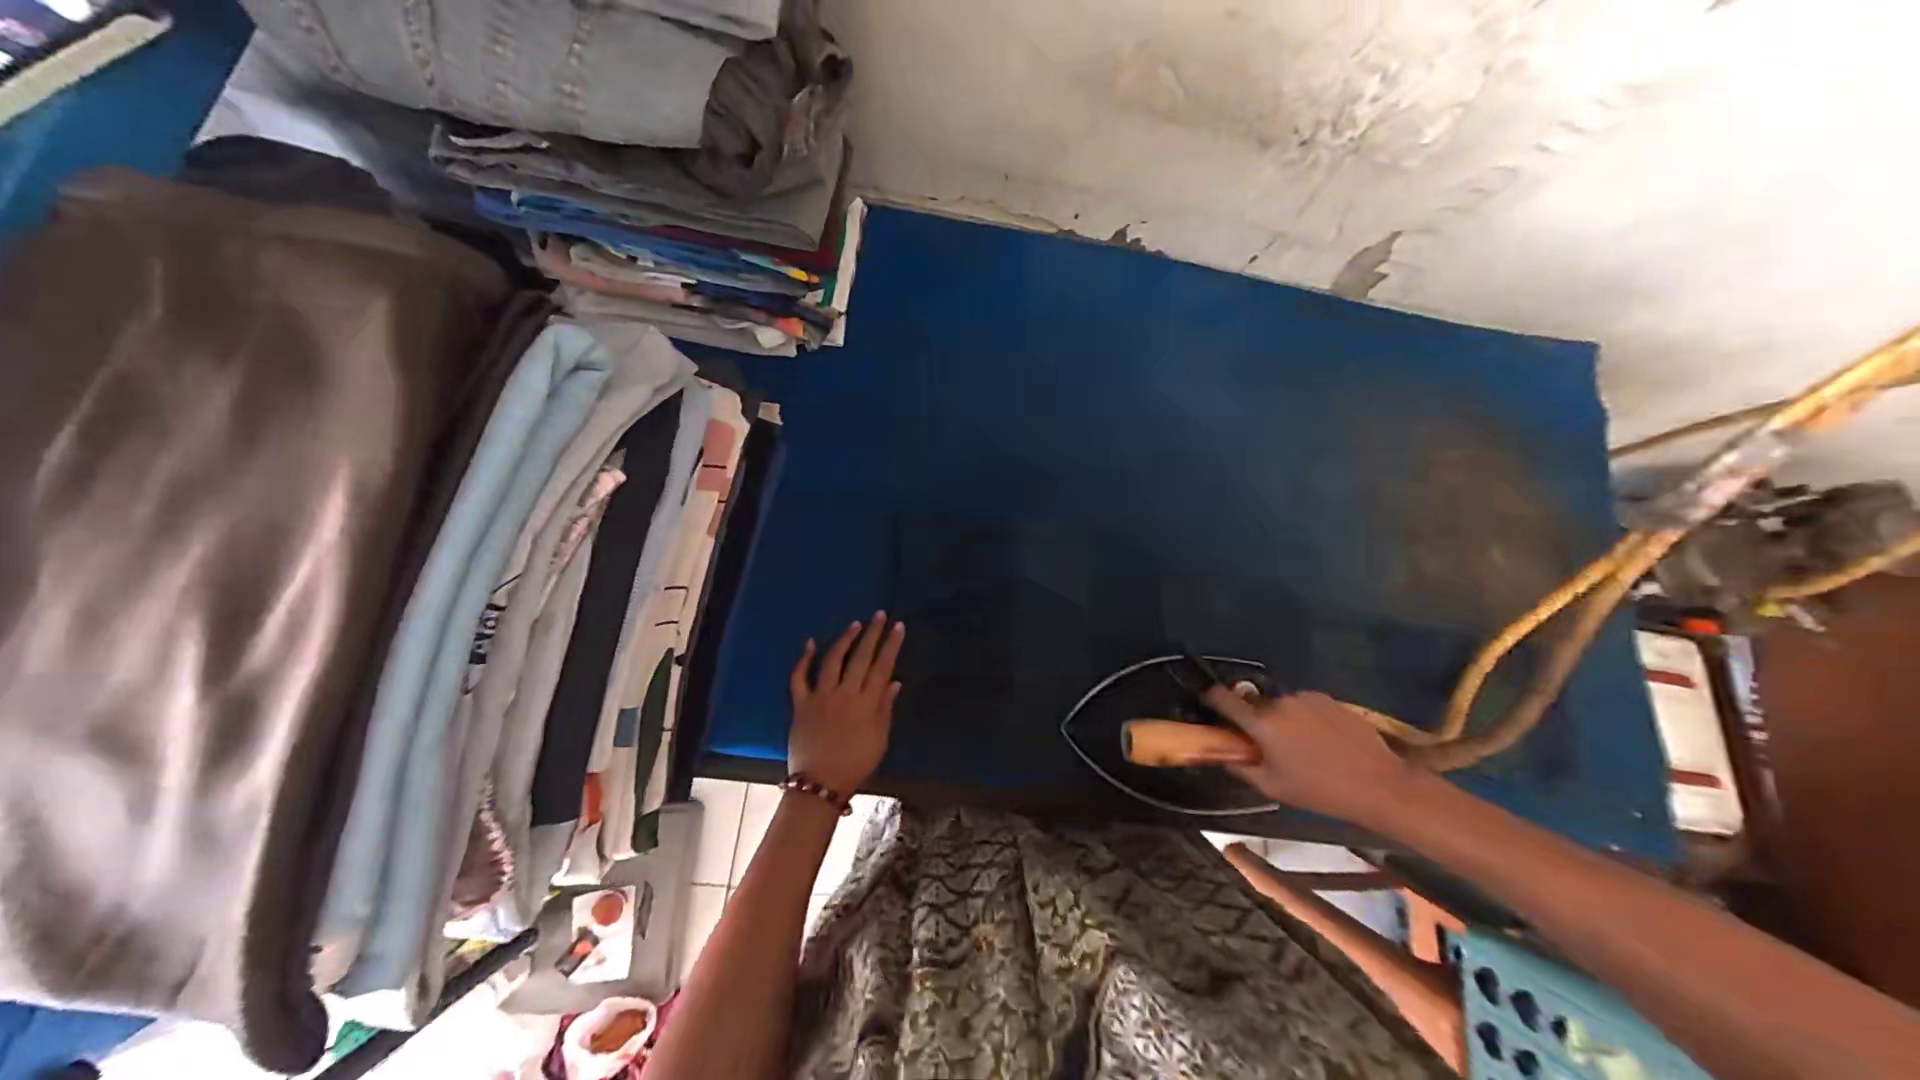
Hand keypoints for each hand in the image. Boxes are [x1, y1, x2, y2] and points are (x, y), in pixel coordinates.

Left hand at [788, 612, 904, 794]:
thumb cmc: (856, 763)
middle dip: (872, 634)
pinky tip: (810, 642)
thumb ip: (886, 708)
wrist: (820, 783)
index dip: (891, 645)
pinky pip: (799, 677)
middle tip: (879, 615)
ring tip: (855, 624)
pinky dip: (803, 659)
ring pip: (833, 660)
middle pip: (860, 657)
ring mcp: (820, 696)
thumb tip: (895, 682)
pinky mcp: (801, 703)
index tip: (897, 627)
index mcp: (867, 703)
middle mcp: (844, 694)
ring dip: (844, 640)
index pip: (882, 667)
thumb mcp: (880, 739)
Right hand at [1203, 688, 1424, 824]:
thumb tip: (1225, 754)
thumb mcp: (1272, 787)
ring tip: (1301, 746)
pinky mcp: (1330, 700)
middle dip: (1256, 721)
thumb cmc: (1320, 790)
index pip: (1222, 698)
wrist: (1379, 784)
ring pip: (1283, 706)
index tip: (1209, 705)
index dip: (1211, 699)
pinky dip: (1306, 719)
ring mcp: (1308, 698)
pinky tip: (1323, 741)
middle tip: (1268, 745)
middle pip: (1256, 705)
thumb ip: (1241, 768)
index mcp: (1262, 722)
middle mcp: (1281, 702)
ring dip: (1283, 720)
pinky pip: (1306, 706)